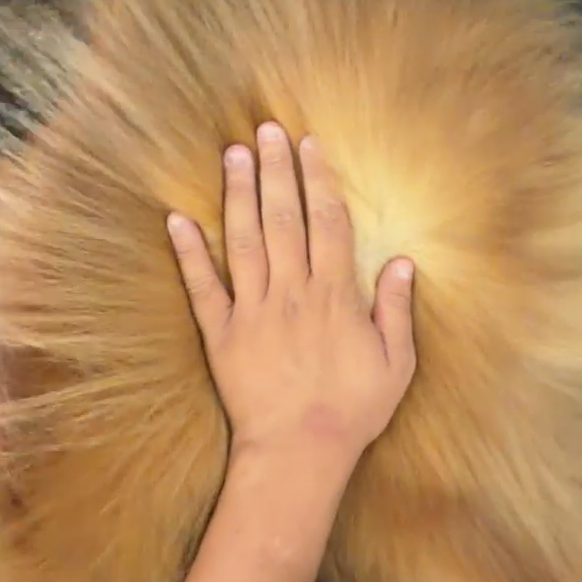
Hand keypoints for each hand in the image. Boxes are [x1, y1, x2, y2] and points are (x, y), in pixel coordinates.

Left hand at [168, 123, 416, 473]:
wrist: (299, 451)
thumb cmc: (354, 409)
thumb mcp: (396, 363)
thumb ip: (396, 309)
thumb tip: (403, 262)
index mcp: (335, 295)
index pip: (327, 224)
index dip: (319, 181)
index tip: (310, 146)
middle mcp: (292, 291)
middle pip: (283, 219)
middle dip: (276, 171)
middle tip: (267, 130)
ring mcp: (252, 310)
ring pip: (243, 240)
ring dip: (238, 195)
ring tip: (232, 154)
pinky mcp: (220, 334)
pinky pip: (202, 286)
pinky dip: (189, 253)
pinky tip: (177, 219)